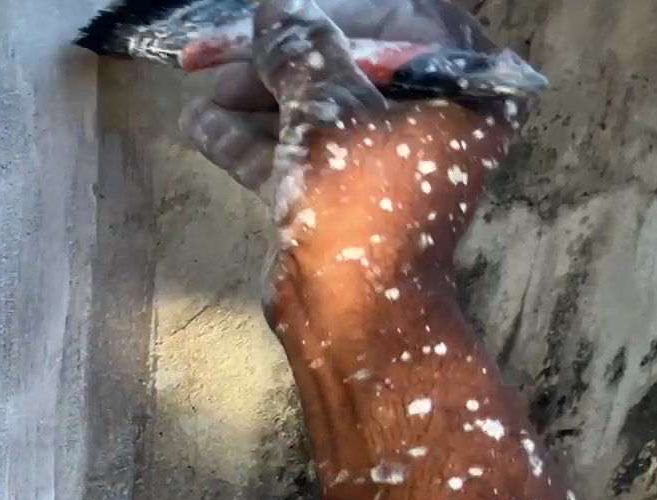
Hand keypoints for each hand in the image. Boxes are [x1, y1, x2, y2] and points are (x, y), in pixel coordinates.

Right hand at [179, 0, 528, 311]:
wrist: (348, 312)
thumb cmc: (359, 209)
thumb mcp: (329, 117)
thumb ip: (302, 53)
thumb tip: (274, 7)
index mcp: (461, 77)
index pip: (385, 17)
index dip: (313, 13)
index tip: (253, 16)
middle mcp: (425, 109)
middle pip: (338, 63)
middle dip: (269, 60)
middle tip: (205, 56)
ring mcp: (374, 156)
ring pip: (307, 109)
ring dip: (249, 99)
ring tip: (196, 90)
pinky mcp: (333, 193)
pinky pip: (291, 152)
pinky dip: (247, 139)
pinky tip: (200, 126)